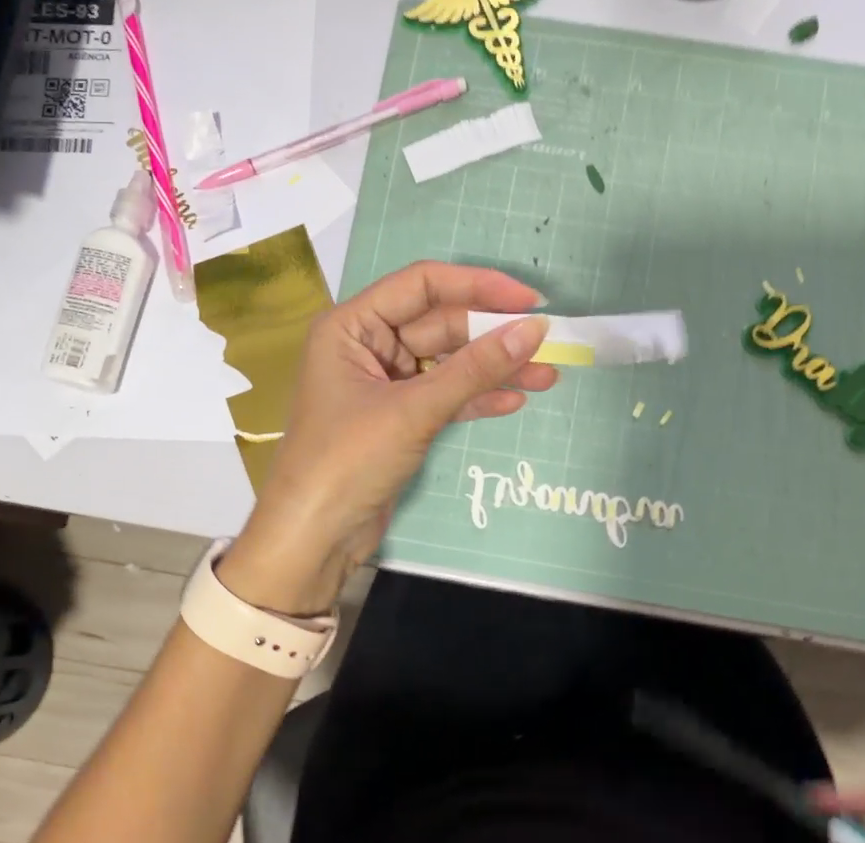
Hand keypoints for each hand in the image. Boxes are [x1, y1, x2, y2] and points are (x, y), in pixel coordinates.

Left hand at [218, 261, 554, 615]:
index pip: (422, 285)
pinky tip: (514, 400)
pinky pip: (445, 397)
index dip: (478, 286)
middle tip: (549, 344)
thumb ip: (474, 370)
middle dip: (493, 336)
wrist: (315, 535)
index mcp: (352, 327)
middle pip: (440, 325)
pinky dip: (476, 399)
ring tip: (547, 376)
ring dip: (494, 370)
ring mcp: (385, 386)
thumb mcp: (413, 411)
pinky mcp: (399, 420)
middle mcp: (367, 347)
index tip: (528, 301)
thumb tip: (533, 332)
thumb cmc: (348, 461)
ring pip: (448, 365)